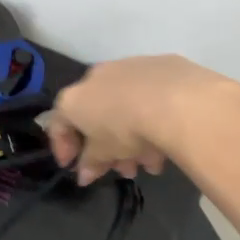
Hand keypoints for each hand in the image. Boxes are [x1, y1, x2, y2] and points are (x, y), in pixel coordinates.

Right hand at [45, 54, 239, 185]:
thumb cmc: (127, 130)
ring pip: (125, 107)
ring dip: (133, 138)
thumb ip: (90, 164)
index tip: (73, 166)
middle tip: (120, 169)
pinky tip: (167, 140)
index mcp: (73, 99)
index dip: (63, 149)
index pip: (58, 126)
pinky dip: (152, 116)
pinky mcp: (162, 64)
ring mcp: (129, 67)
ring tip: (149, 163)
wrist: (181, 102)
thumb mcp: (103, 154)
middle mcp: (95, 78)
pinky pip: (150, 95)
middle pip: (96, 117)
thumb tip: (84, 176)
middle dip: (107, 147)